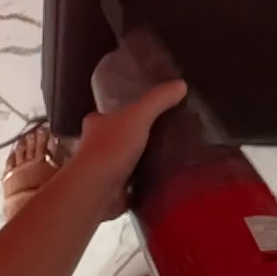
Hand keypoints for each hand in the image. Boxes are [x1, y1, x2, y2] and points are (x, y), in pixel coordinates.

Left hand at [61, 79, 186, 216]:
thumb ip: (158, 100)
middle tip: (167, 135)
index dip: (128, 112)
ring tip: (172, 157)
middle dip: (139, 138)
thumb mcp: (138, 116)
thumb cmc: (112, 148)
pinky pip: (133, 184)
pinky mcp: (113, 191)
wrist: (97, 190)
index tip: (150, 113)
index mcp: (96, 123)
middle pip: (120, 137)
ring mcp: (103, 170)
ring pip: (127, 161)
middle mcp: (95, 146)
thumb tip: (181, 84)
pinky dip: (145, 182)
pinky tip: (164, 180)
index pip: (112, 113)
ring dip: (143, 161)